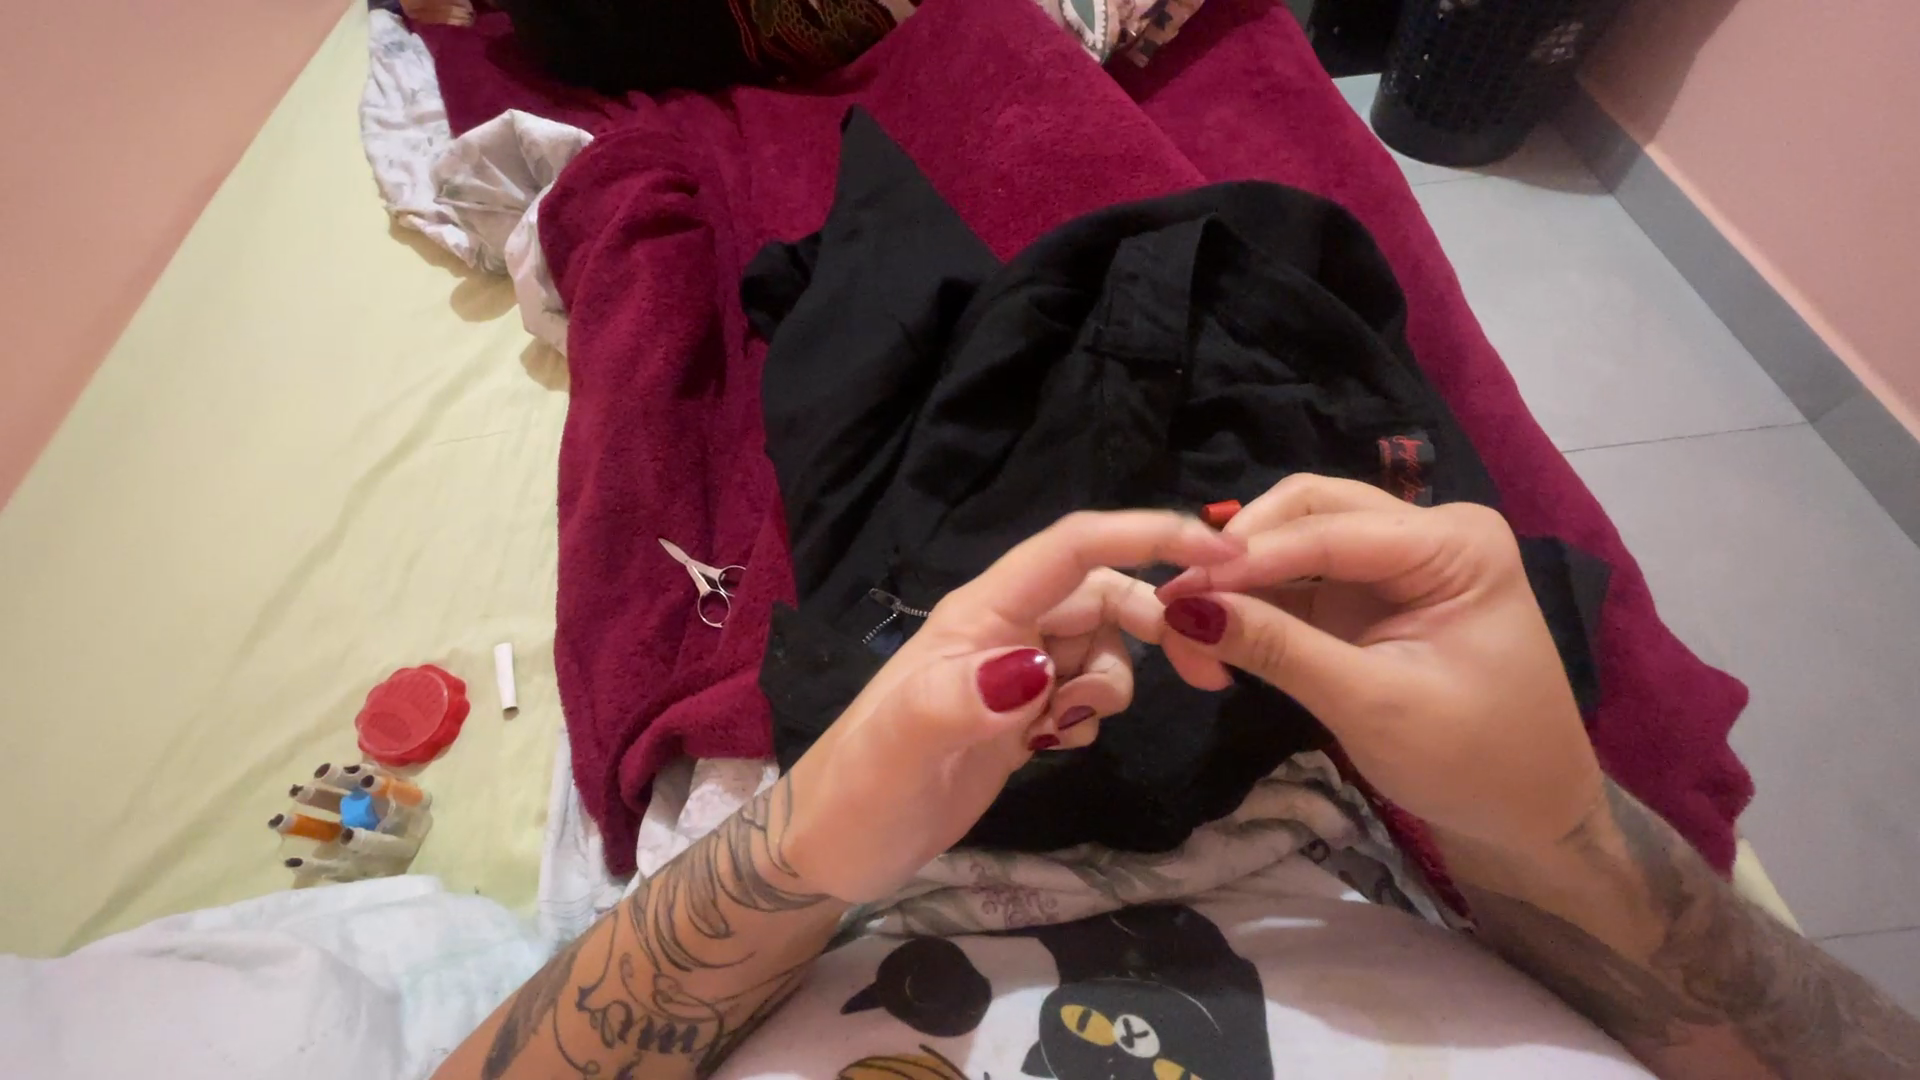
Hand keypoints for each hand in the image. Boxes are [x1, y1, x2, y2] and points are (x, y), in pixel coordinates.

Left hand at [779, 511, 1243, 902]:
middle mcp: (1004, 629)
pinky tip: (1054, 746)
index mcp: (980, 613)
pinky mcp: (1022, 713)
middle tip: (1201, 676)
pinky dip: (1093, 712)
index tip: (1220, 553)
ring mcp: (1015, 672)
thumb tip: (1037, 670)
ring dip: (1113, 682)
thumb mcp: (900, 748)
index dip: (1143, 535)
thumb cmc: (860, 790)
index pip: (1071, 548)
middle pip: (1102, 591)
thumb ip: (959, 701)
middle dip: (1154, 619)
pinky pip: (1086, 689)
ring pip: (1101, 643)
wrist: (838, 844)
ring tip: (1064, 731)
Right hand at [1155, 475, 1604, 856]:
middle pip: (1303, 510)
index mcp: (1453, 543)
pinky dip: (1247, 601)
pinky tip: (1215, 632)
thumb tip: (1181, 612)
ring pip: (1287, 538)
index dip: (1245, 560)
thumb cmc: (1475, 762)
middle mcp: (1420, 533)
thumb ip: (1276, 648)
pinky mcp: (1358, 593)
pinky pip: (1288, 577)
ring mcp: (1386, 561)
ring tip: (1188, 628)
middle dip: (1236, 554)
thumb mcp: (1371, 705)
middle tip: (1179, 603)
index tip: (1174, 594)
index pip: (1328, 531)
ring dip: (1234, 578)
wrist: (1524, 816)